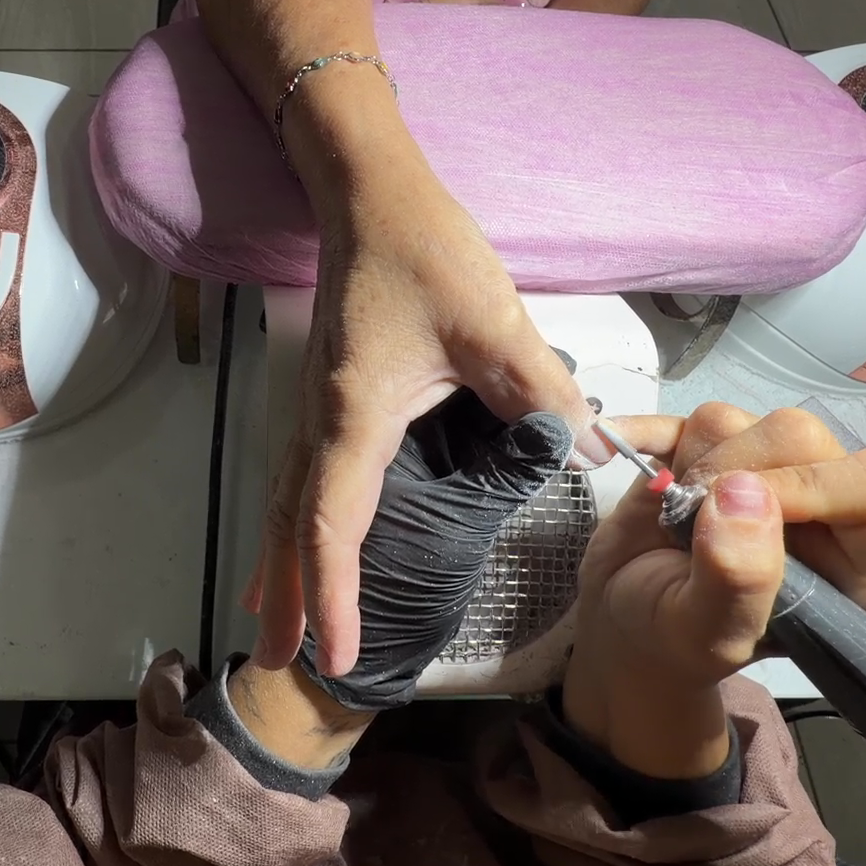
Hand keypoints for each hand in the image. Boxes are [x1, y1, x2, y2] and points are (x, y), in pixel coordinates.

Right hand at [250, 169, 597, 675]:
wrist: (371, 200)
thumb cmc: (423, 252)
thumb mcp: (491, 321)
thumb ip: (540, 390)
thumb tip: (592, 452)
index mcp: (355, 417)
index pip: (333, 524)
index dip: (335, 595)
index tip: (339, 656)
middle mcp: (319, 422)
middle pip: (291, 526)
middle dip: (288, 600)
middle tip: (281, 665)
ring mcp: (311, 408)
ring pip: (284, 504)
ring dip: (280, 567)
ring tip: (273, 623)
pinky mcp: (320, 396)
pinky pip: (294, 477)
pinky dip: (286, 525)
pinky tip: (285, 540)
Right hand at [564, 405, 865, 777]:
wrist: (622, 621)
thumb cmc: (674, 639)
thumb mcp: (705, 633)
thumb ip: (736, 578)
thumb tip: (742, 492)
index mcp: (861, 562)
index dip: (810, 486)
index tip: (738, 514)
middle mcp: (824, 503)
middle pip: (799, 434)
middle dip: (727, 471)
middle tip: (688, 519)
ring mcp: (761, 468)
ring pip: (736, 420)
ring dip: (688, 462)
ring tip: (669, 512)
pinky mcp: (705, 448)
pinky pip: (678, 413)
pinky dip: (639, 430)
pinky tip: (610, 455)